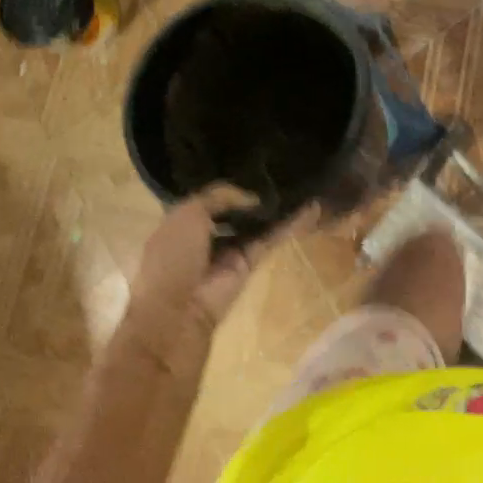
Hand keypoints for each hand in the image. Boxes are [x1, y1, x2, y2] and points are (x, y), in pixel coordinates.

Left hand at [129, 185, 316, 338]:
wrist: (175, 314)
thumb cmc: (172, 258)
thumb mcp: (187, 214)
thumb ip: (219, 196)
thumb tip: (252, 198)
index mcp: (183, 223)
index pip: (211, 199)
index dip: (230, 186)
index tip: (254, 168)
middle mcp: (207, 236)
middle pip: (237, 211)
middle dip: (256, 196)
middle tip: (282, 172)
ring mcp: (230, 251)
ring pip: (257, 225)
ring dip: (277, 208)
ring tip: (303, 184)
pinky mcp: (249, 265)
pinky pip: (270, 239)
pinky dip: (289, 225)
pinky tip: (310, 208)